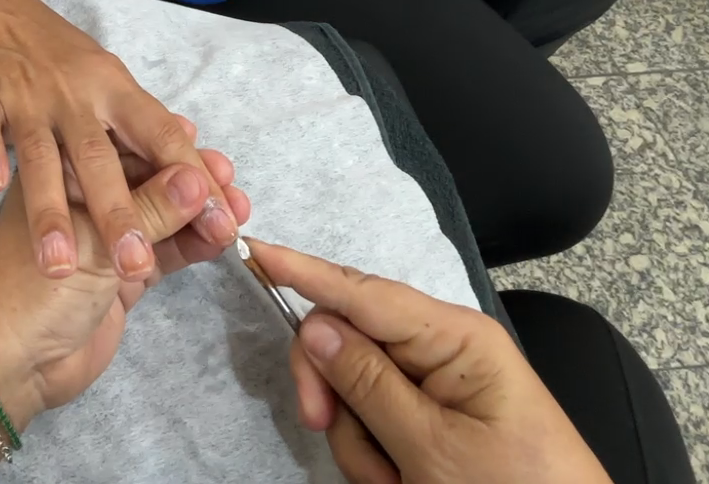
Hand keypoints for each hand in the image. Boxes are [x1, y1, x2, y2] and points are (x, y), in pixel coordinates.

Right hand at [0, 0, 238, 279]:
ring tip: (59, 262)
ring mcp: (26, 94)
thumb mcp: (105, 76)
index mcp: (114, 88)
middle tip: (136, 263)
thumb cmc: (54, 48)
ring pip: (41, 155)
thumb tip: (194, 167)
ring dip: (50, 209)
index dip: (193, 178)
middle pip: (99, 157)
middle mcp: (75, 93)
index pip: (161, 135)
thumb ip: (141, 122)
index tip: (223, 223)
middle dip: (120, 212)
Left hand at [0, 149, 250, 422]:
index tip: (207, 154)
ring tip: (238, 210)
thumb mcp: (95, 243)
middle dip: (189, 180)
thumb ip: (148, 211)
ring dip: (197, 213)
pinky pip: (163, 252)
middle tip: (230, 180)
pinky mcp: (121, 275)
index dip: (167, 152)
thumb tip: (198, 179)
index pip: (123, 150)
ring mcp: (106, 237)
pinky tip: (221, 240)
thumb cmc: (32, 288)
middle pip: (146, 180)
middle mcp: (86, 198)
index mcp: (65, 173)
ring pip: (160, 216)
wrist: (8, 366)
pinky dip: (191, 246)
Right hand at [249, 240, 607, 483]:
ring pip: (352, 385)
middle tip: (318, 425)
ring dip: (358, 438)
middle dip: (331, 386)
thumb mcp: (436, 452)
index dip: (303, 269)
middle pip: (348, 337)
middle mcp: (442, 348)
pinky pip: (372, 417)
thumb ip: (368, 383)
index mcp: (455, 338)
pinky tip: (402, 483)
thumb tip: (313, 324)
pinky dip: (374, 454)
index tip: (252, 248)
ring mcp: (435, 384)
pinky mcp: (430, 418)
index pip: (361, 291)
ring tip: (396, 483)